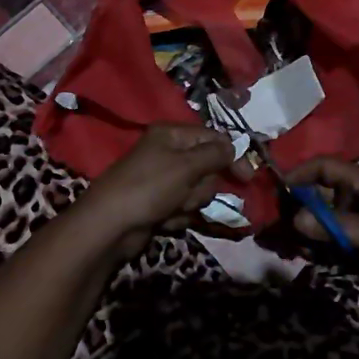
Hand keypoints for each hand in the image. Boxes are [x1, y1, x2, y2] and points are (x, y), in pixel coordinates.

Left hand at [75, 124, 240, 252]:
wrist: (111, 224)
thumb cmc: (150, 187)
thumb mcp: (186, 166)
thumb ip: (215, 154)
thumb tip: (233, 146)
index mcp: (171, 134)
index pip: (212, 137)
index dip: (231, 155)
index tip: (247, 177)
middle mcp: (167, 153)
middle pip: (206, 167)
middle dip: (202, 185)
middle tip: (186, 193)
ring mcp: (162, 180)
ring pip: (197, 191)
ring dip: (189, 202)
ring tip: (170, 208)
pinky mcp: (158, 203)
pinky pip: (182, 207)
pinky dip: (177, 215)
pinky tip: (163, 220)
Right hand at [284, 157, 358, 298]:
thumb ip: (332, 225)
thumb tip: (293, 219)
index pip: (325, 166)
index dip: (300, 174)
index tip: (278, 189)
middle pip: (320, 192)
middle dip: (298, 207)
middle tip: (277, 223)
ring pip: (323, 217)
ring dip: (305, 228)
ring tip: (287, 243)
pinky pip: (332, 236)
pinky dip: (317, 243)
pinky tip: (305, 254)